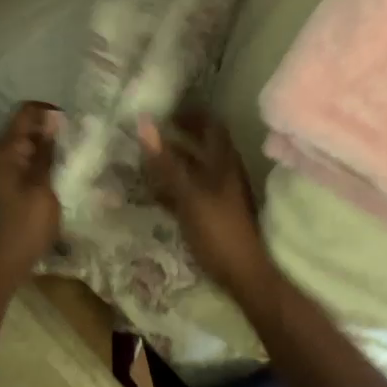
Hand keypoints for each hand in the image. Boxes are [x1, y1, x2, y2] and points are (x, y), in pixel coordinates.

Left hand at [0, 101, 62, 283]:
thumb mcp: (43, 188)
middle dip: (53, 129)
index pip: (27, 111)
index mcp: (7, 150)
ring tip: (78, 156)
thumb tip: (54, 121)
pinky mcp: (7, 189)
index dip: (51, 111)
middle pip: (27, 128)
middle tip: (83, 138)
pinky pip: (27, 165)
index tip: (76, 122)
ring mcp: (2, 173)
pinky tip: (64, 176)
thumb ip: (48, 153)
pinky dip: (43, 164)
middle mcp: (0, 155)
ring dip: (50, 148)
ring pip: (28, 147)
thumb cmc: (23, 227)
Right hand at [139, 111, 277, 298]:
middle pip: (201, 146)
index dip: (190, 114)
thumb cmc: (218, 230)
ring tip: (143, 160)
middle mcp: (224, 173)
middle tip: (148, 134)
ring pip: (193, 170)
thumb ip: (165, 161)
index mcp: (224, 162)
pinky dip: (172, 188)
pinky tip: (152, 193)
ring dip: (171, 163)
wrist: (244, 275)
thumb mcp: (189, 194)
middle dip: (176, 138)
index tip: (164, 111)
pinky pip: (189, 193)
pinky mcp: (212, 216)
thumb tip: (144, 123)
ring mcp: (219, 195)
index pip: (210, 125)